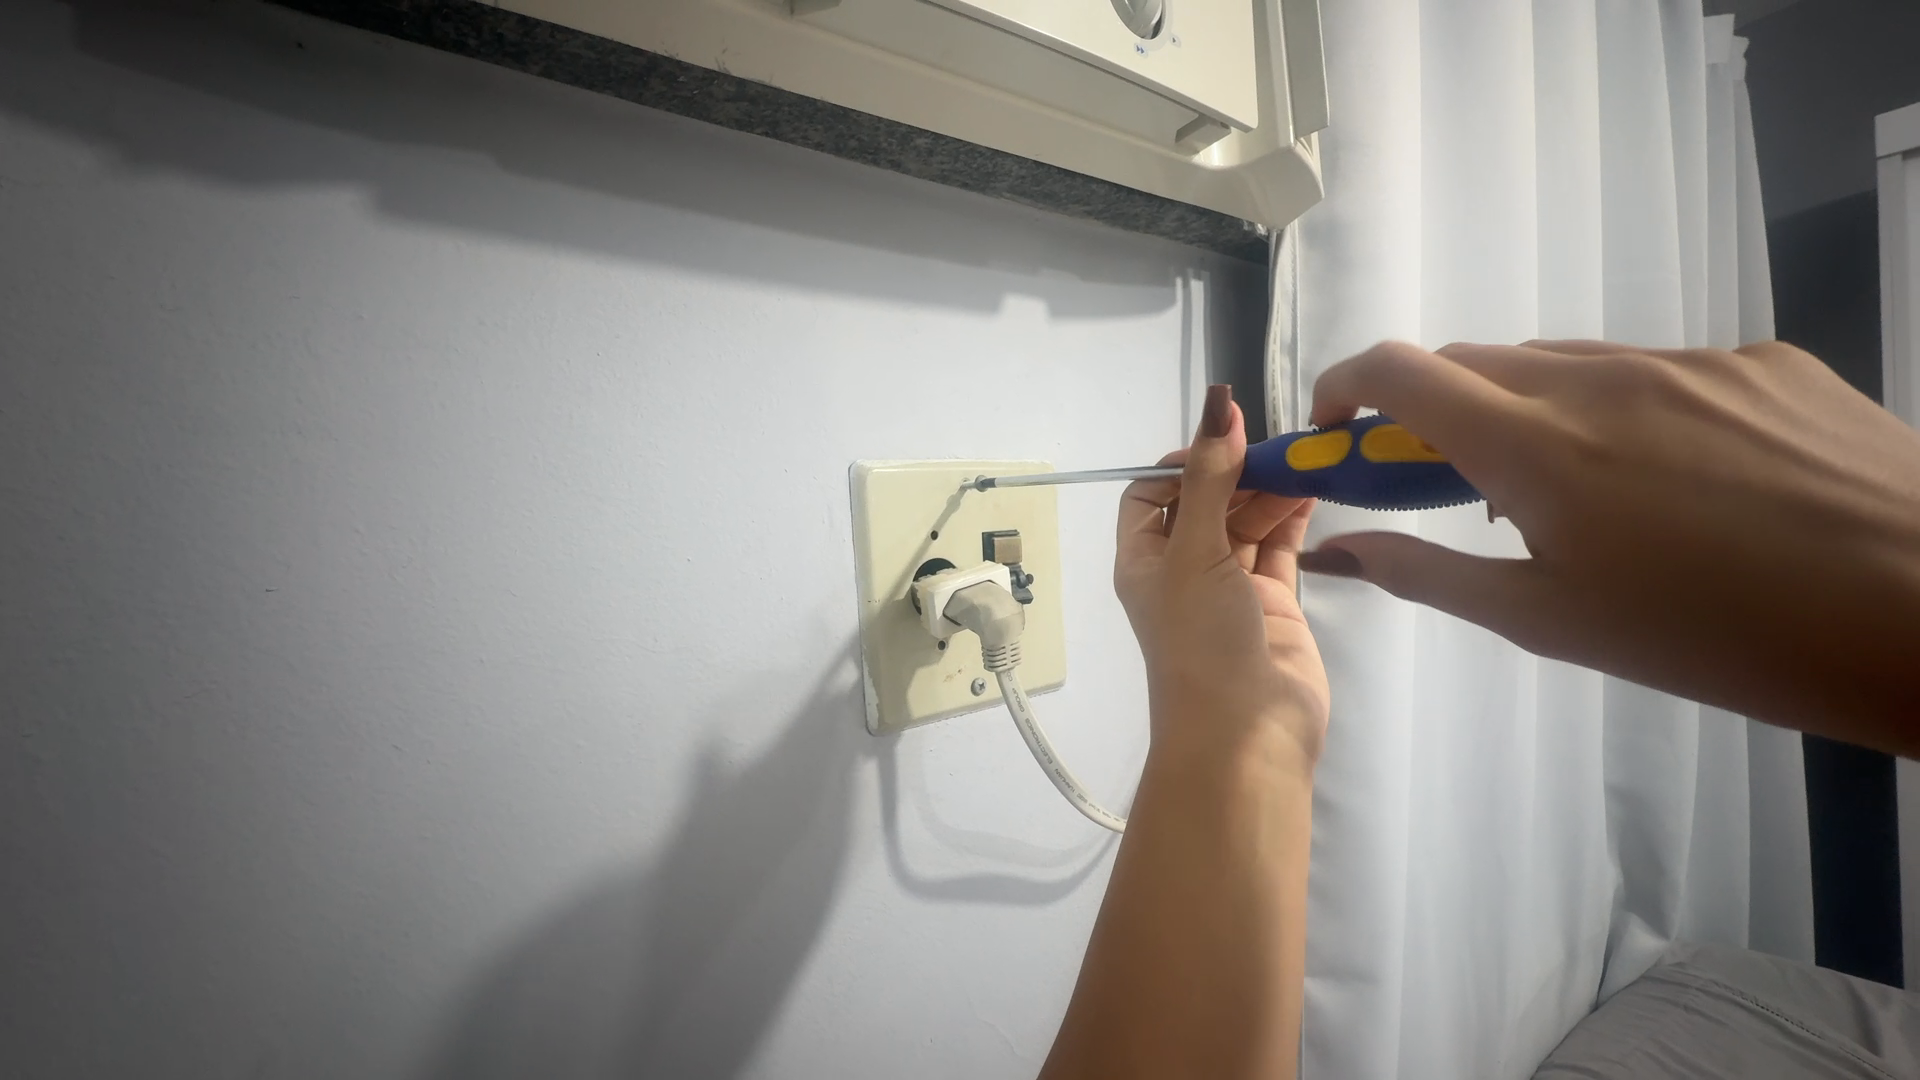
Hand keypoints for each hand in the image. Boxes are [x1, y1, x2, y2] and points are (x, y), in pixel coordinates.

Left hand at [1114, 385, 1328, 770]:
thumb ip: (1209, 480)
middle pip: (1203, 502)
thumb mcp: (1194, 553)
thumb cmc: (1200, 639)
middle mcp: (1180, 568)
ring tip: (1305, 456)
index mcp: (1143, 558)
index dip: (1178, 464)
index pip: (1149, 494)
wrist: (1245, 733)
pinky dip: (1293, 517)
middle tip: (1276, 440)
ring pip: (1245, 522)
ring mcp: (1227, 586)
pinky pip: (1278, 548)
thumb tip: (1217, 404)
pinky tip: (1314, 486)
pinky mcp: (1270, 602)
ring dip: (1268, 490)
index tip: (1219, 440)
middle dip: (1234, 471)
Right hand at [1299, 339, 1919, 748]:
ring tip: (1554, 486)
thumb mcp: (1542, 619)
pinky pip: (1639, 369)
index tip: (1335, 428)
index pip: (1398, 371)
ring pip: (1550, 361)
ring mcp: (1685, 360)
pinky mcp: (1758, 361)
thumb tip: (1336, 552)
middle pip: (1465, 360)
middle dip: (1421, 408)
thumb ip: (1421, 572)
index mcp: (1535, 444)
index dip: (1344, 385)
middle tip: (1436, 477)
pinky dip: (1598, 408)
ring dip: (1508, 407)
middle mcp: (1598, 378)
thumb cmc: (1716, 637)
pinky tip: (1655, 475)